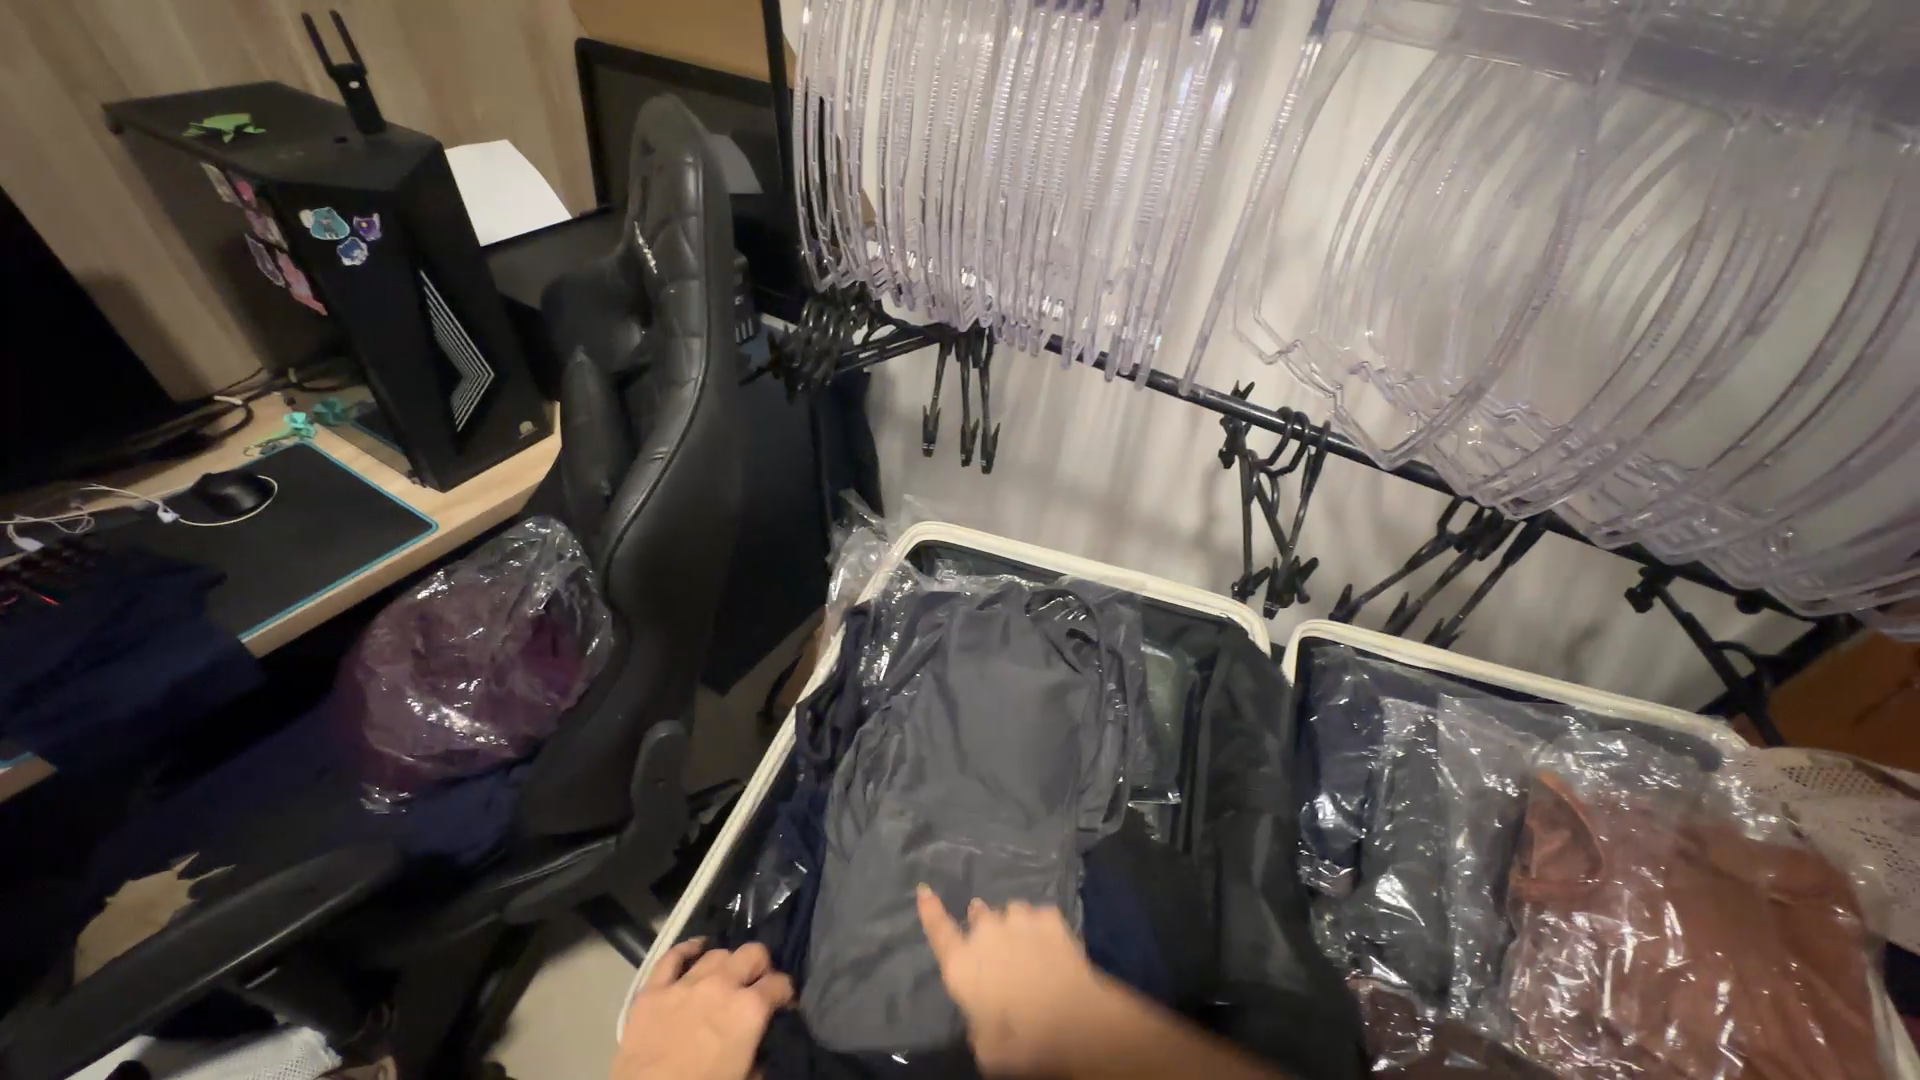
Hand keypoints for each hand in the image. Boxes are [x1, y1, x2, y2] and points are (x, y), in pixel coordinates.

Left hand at [612, 940, 793, 1079]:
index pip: (780, 983)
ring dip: (727, 964)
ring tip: (726, 976)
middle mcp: (722, 985)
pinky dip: (687, 949)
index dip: (785, 993)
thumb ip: (758, 1056)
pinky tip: (696, 949)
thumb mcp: (746, 1079)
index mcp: (750, 1009)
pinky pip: (672, 957)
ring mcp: (686, 984)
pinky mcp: (653, 991)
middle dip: (761, 966)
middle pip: (753, 953)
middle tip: (756, 985)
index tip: (783, 1004)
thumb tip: (760, 1047)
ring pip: (717, 954)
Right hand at [916, 884, 1120, 1076]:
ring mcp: (1018, 920)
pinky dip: (1044, 927)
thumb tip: (984, 1017)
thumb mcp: (985, 1047)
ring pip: (1011, 911)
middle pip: (979, 915)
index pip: (938, 930)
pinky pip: (1041, 916)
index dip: (930, 910)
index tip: (924, 889)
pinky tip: (1053, 945)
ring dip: (1015, 925)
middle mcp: (984, 934)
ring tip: (1029, 947)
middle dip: (983, 923)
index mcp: (961, 964)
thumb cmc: (1021, 1042)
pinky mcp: (1049, 917)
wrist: (1073, 1022)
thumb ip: (978, 1021)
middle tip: (998, 947)